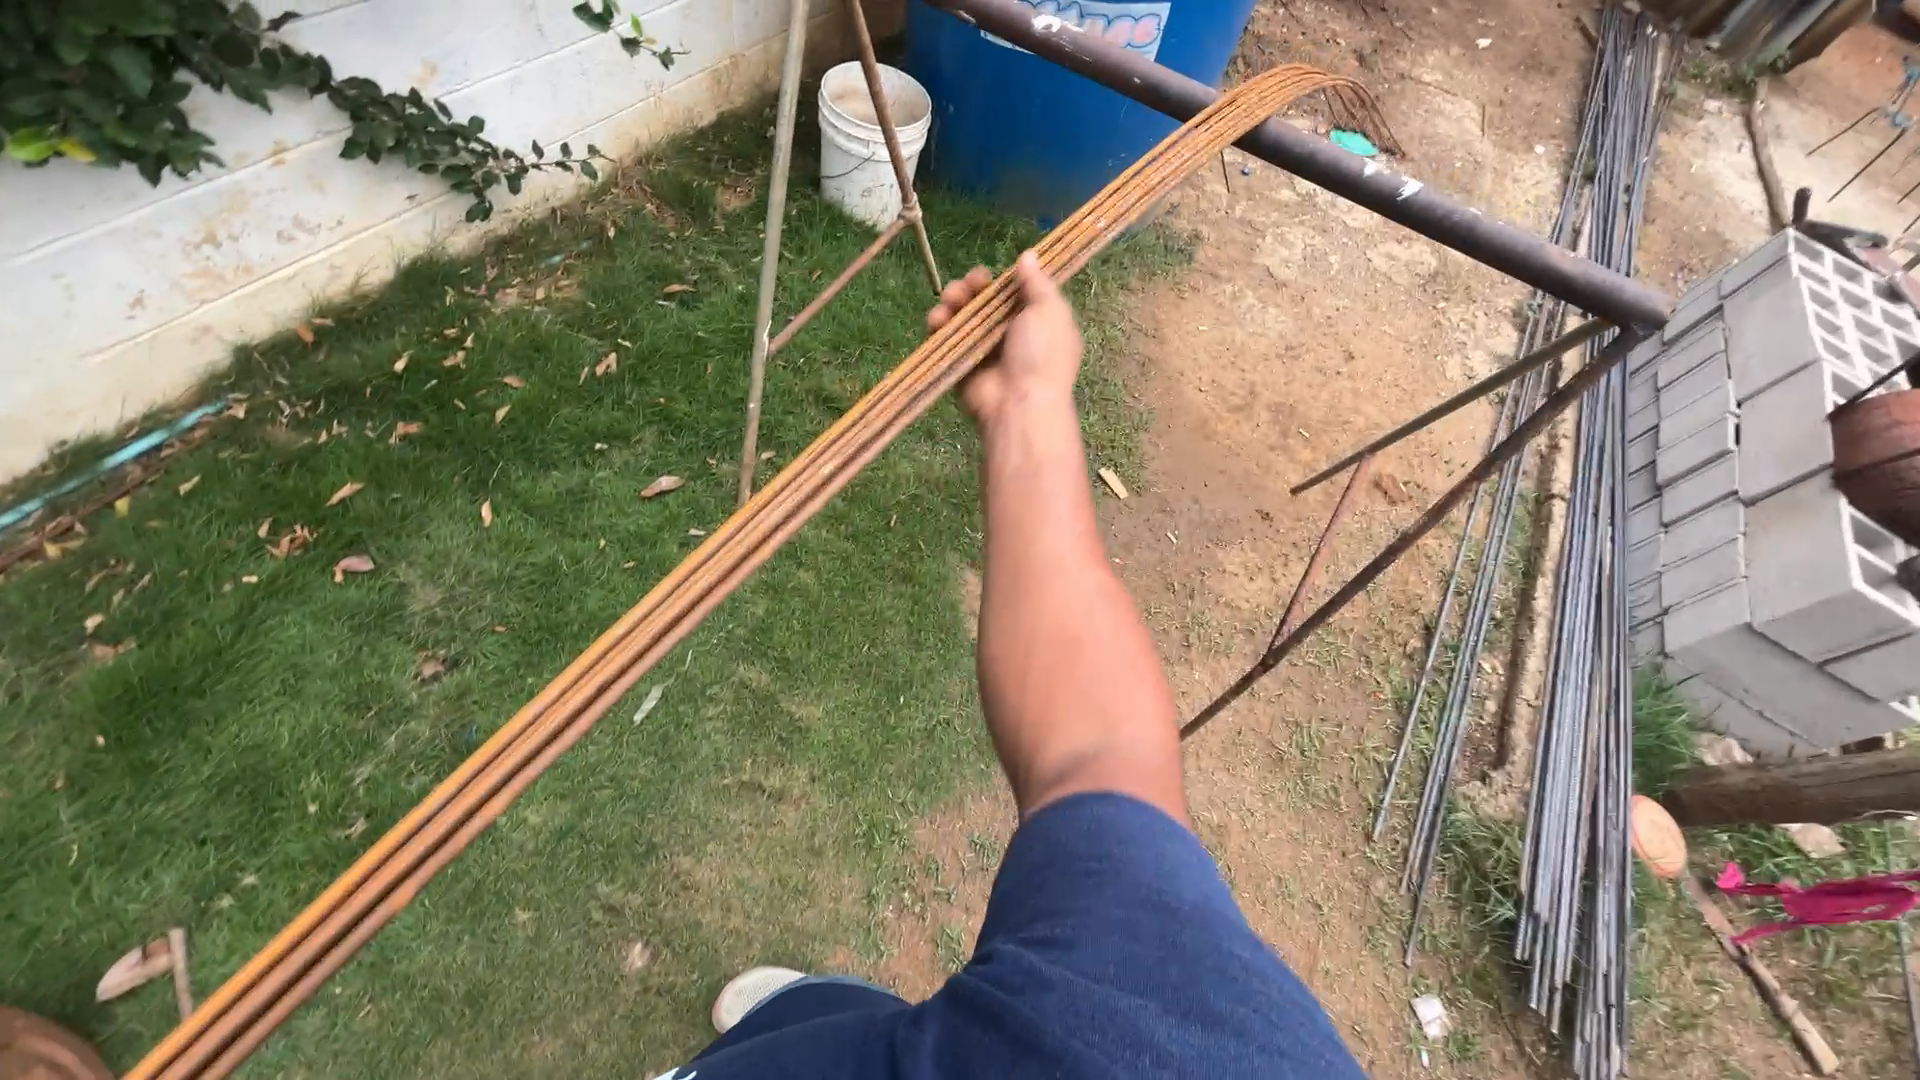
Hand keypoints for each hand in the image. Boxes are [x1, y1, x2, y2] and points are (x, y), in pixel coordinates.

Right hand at [925, 251, 1083, 430]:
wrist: (1021, 403)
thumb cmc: (1042, 354)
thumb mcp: (1050, 311)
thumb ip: (1037, 283)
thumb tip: (1028, 256)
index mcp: (1034, 321)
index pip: (1010, 293)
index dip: (997, 281)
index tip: (988, 276)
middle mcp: (1008, 335)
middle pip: (981, 302)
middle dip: (970, 288)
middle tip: (966, 286)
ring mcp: (982, 351)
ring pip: (960, 317)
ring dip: (952, 302)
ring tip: (949, 301)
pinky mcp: (960, 365)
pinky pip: (944, 340)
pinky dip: (938, 326)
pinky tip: (937, 320)